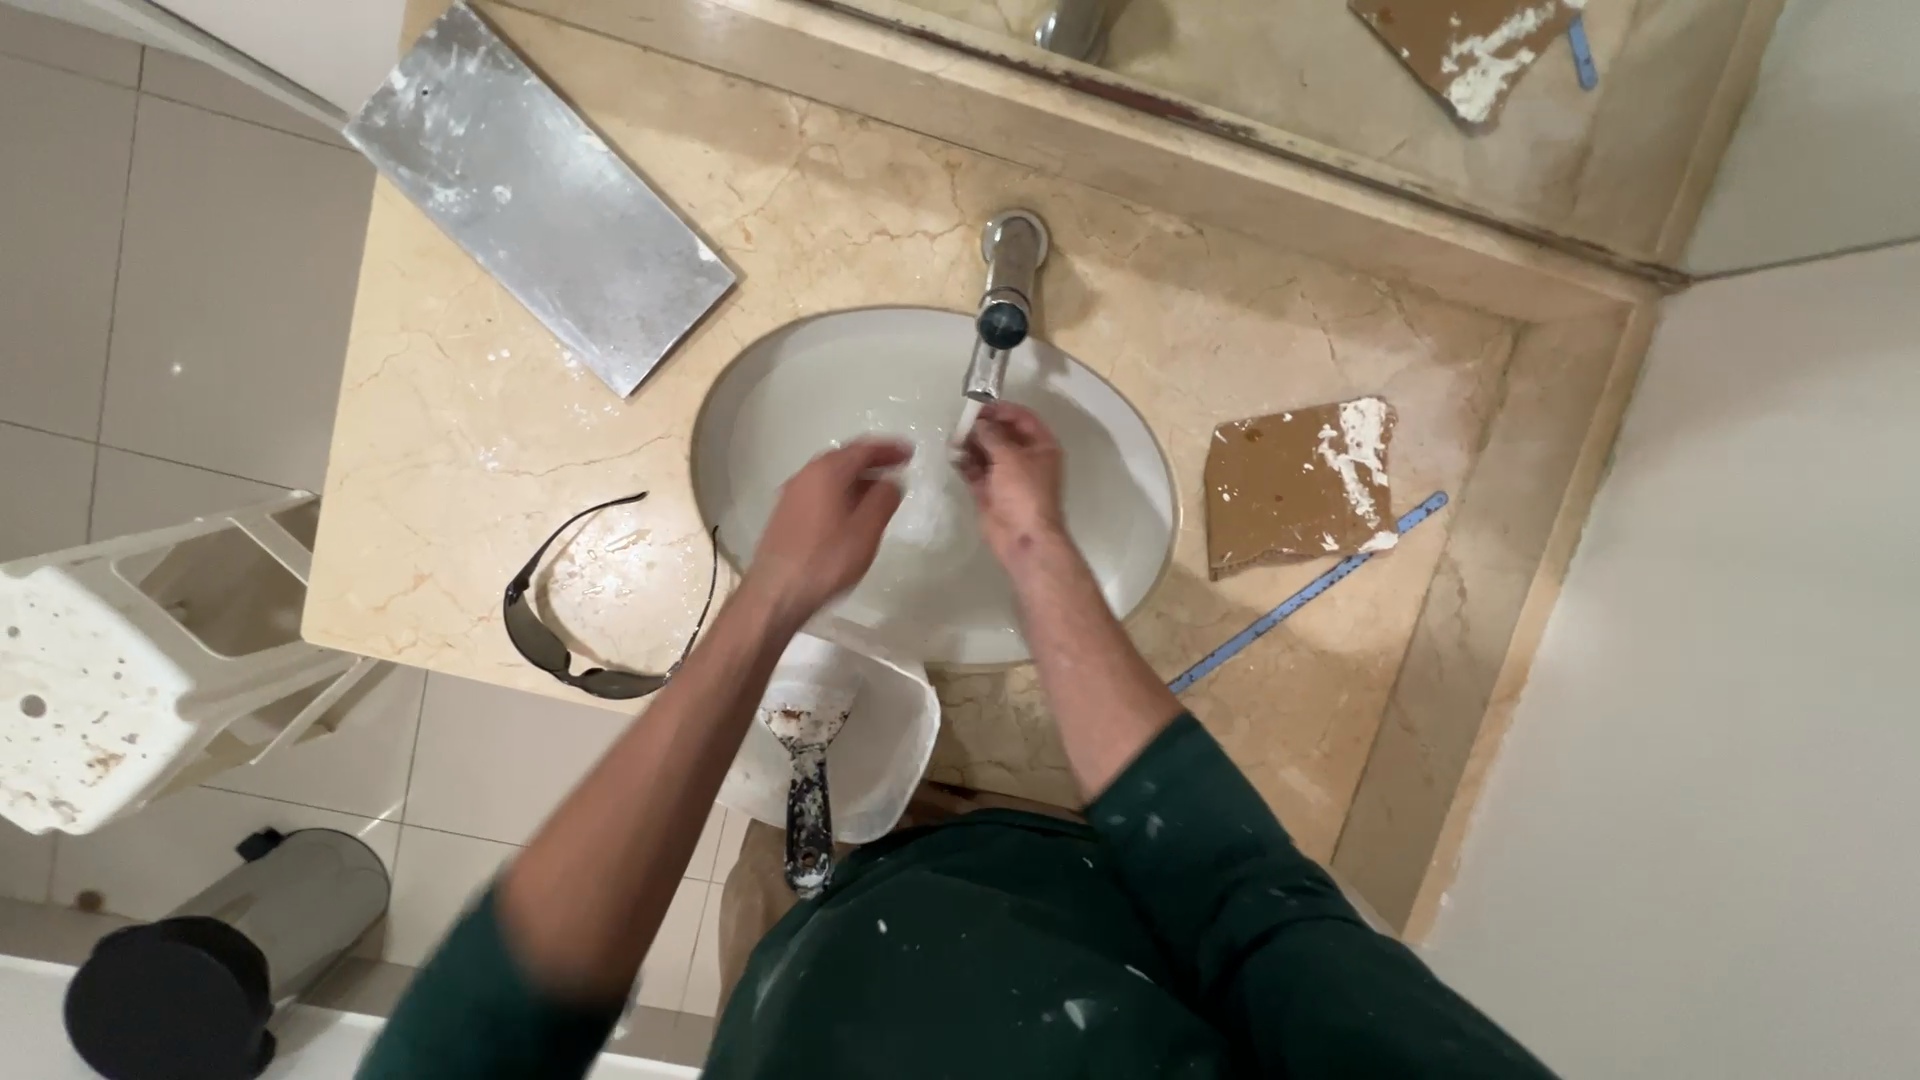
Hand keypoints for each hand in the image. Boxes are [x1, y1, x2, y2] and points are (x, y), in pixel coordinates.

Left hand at [746, 438, 910, 621]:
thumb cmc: (826, 561)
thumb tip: (892, 482)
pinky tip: (850, 511)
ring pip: (830, 476)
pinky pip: (819, 491)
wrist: (775, 592)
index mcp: (827, 473)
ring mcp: (791, 494)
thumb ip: (883, 500)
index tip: (909, 453)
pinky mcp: (785, 513)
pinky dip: (840, 491)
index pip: (863, 449)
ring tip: (878, 492)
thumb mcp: (866, 531)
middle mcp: (805, 476)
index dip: (889, 449)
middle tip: (896, 468)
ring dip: (856, 478)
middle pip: (844, 458)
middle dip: (872, 461)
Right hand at [956, 402, 1066, 565]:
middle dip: (983, 427)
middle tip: (962, 422)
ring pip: (987, 452)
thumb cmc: (1024, 492)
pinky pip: (976, 470)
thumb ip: (992, 435)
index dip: (1002, 410)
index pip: (1023, 418)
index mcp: (1041, 446)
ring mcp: (1007, 475)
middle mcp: (1025, 458)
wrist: (1023, 537)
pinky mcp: (990, 490)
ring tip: (954, 437)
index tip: (980, 406)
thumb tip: (978, 423)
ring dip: (971, 444)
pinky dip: (965, 462)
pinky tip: (953, 454)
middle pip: (1002, 434)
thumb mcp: (1010, 457)